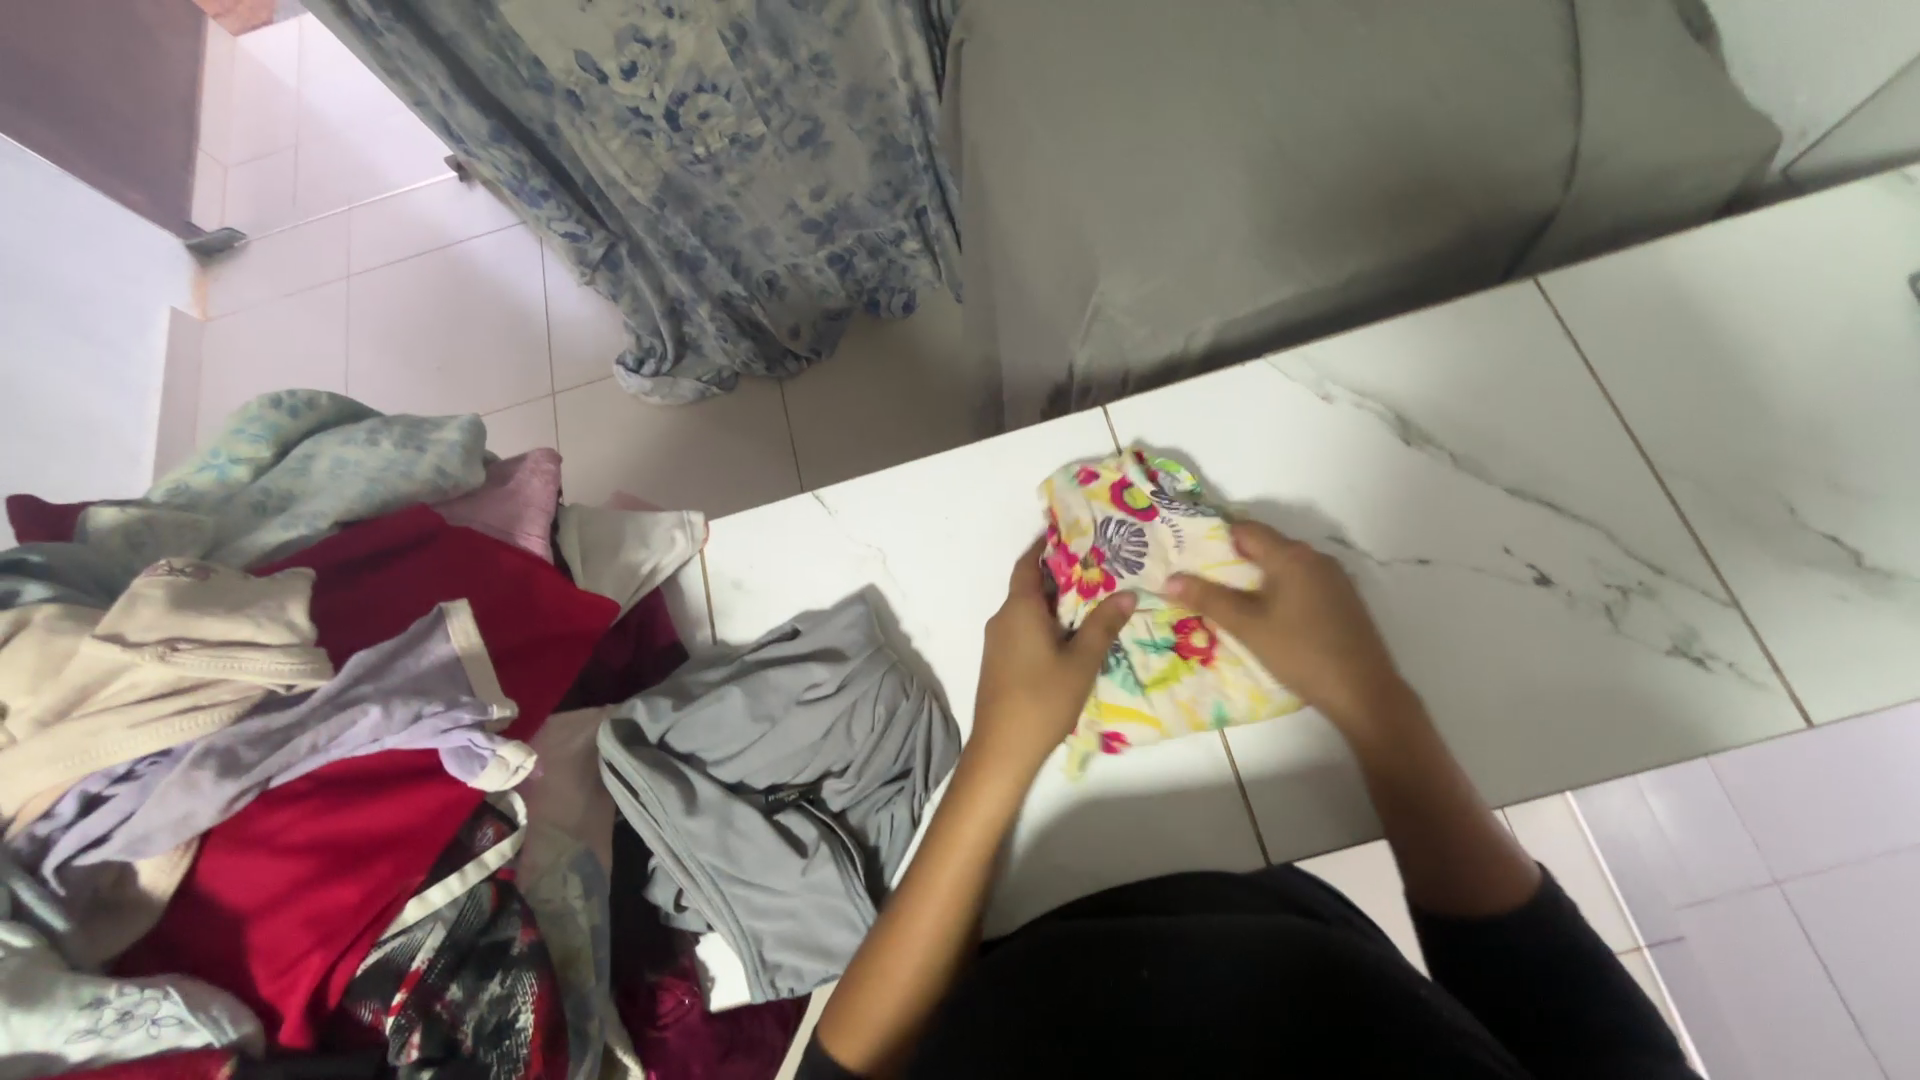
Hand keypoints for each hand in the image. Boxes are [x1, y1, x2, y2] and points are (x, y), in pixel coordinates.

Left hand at [970, 537, 1135, 775]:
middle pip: (1029, 585)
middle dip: (1060, 574)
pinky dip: (1046, 622)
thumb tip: (1127, 592)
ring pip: (1028, 609)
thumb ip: (1102, 625)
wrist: (1002, 749)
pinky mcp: (999, 661)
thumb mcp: (1081, 662)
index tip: (1071, 531)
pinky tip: (1072, 633)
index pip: (1028, 564)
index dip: (1046, 545)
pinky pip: (1024, 628)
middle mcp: (1003, 618)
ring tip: (1093, 597)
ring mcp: (998, 641)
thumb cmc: (1043, 699)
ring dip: (1055, 601)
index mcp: (1019, 609)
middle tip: (1098, 565)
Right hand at [1167, 521, 1410, 731]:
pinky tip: (1267, 614)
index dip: (1215, 537)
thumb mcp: (1247, 626)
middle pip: (1266, 546)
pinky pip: (1302, 582)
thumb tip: (1169, 579)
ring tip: (1228, 598)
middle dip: (1233, 559)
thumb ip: (1208, 598)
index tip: (1189, 553)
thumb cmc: (1300, 653)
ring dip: (1256, 576)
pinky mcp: (1343, 600)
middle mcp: (1315, 558)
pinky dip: (1279, 589)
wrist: (1364, 691)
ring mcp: (1334, 578)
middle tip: (1201, 578)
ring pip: (1284, 566)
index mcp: (1291, 556)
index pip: (1245, 529)